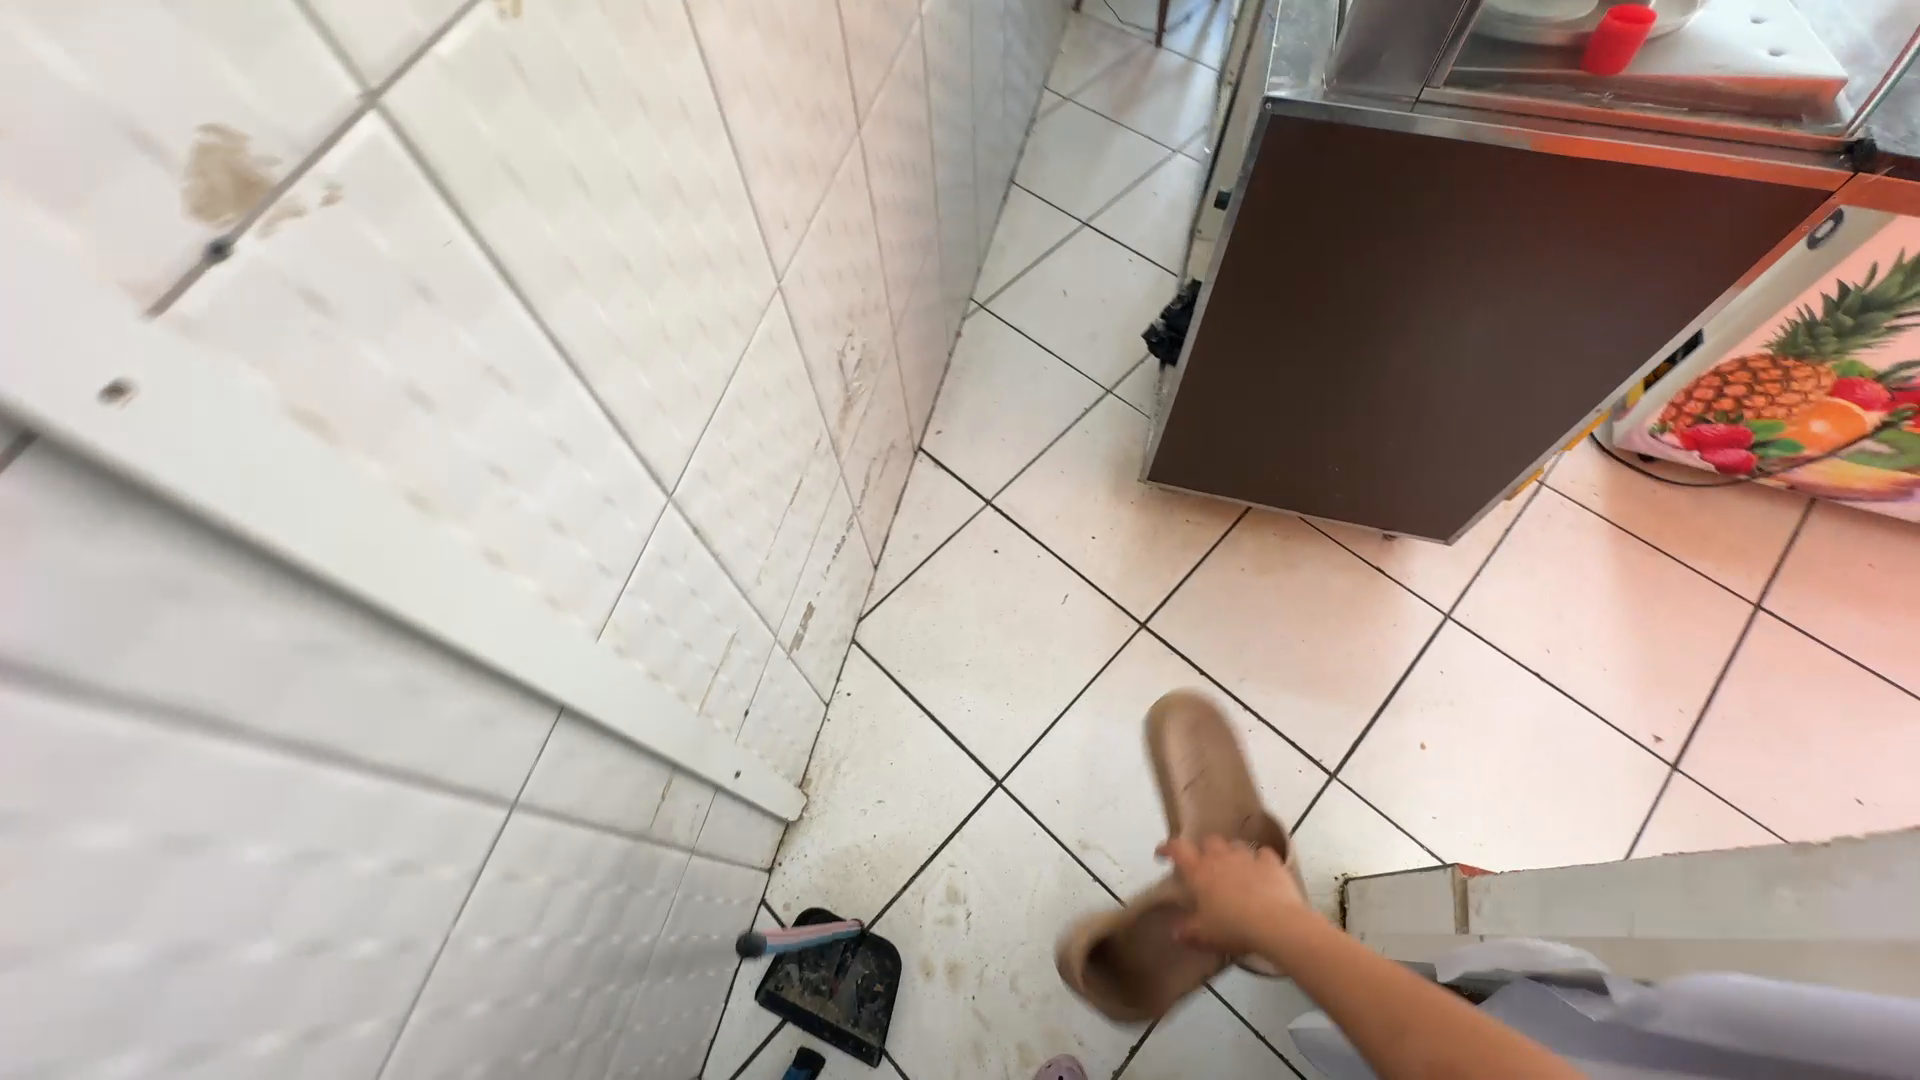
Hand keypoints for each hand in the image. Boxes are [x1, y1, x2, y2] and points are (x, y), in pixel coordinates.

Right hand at [1156, 835, 1309, 954]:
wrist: (1277, 924)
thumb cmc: (1233, 928)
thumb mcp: (1205, 935)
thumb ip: (1188, 931)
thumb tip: (1174, 932)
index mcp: (1199, 871)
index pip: (1178, 849)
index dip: (1168, 848)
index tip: (1162, 853)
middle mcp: (1221, 857)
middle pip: (1209, 841)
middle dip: (1206, 849)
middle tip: (1206, 865)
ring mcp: (1247, 857)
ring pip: (1236, 845)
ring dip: (1232, 853)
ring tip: (1235, 868)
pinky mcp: (1271, 864)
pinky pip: (1264, 854)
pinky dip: (1261, 860)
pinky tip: (1263, 870)